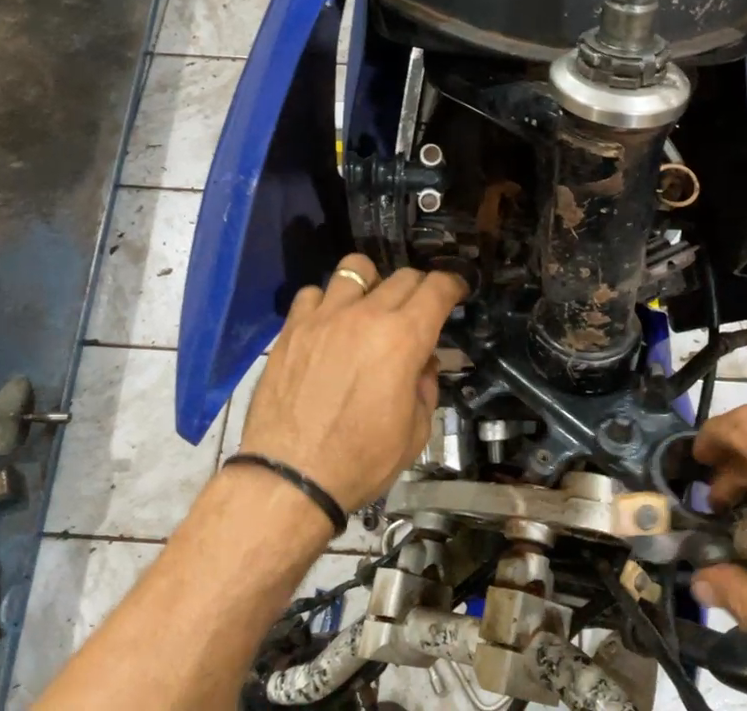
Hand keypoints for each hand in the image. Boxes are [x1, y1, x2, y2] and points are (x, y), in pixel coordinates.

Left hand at [235, 254, 466, 512]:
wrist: (290, 479)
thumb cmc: (361, 461)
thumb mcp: (415, 432)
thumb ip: (425, 386)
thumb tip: (422, 362)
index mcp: (403, 338)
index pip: (437, 288)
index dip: (453, 284)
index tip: (456, 291)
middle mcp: (365, 316)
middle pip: (402, 276)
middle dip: (419, 288)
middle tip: (418, 310)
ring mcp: (324, 318)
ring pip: (355, 268)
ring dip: (371, 283)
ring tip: (368, 306)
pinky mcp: (291, 330)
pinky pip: (312, 293)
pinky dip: (326, 302)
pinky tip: (328, 324)